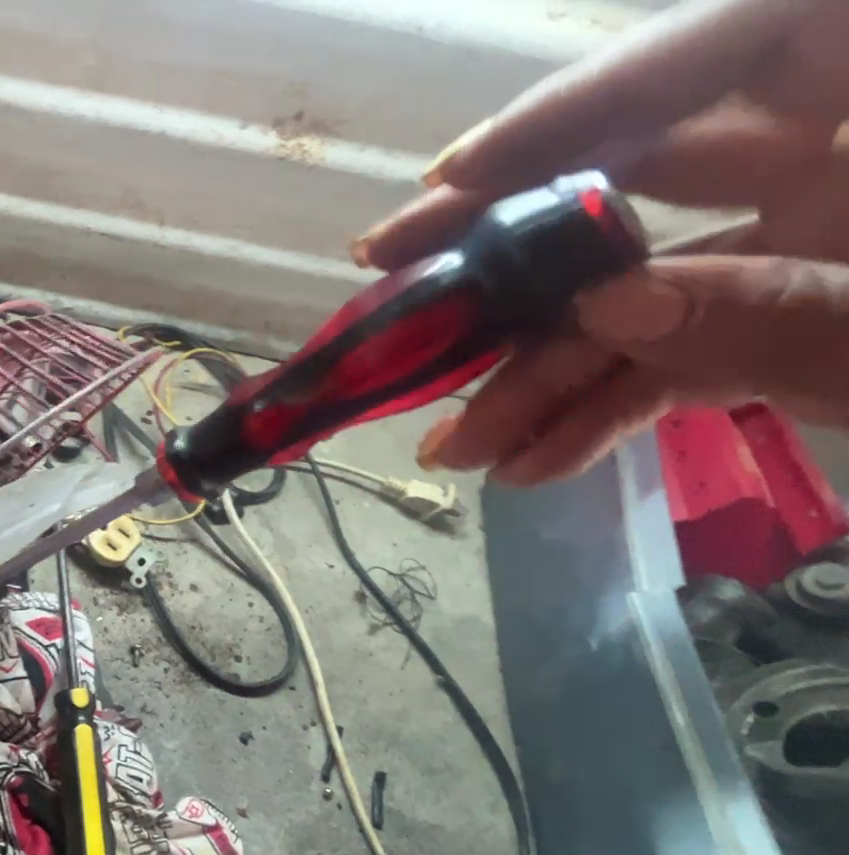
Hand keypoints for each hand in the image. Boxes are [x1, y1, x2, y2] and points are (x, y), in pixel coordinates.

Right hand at [357, 0, 848, 484]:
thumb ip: (804, 311)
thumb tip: (609, 308)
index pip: (719, 49)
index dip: (571, 112)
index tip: (448, 181)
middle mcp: (844, 140)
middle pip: (639, 175)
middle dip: (510, 252)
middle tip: (391, 294)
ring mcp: (816, 233)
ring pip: (637, 288)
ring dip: (540, 372)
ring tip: (455, 444)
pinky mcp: (795, 314)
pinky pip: (675, 353)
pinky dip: (604, 410)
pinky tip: (532, 464)